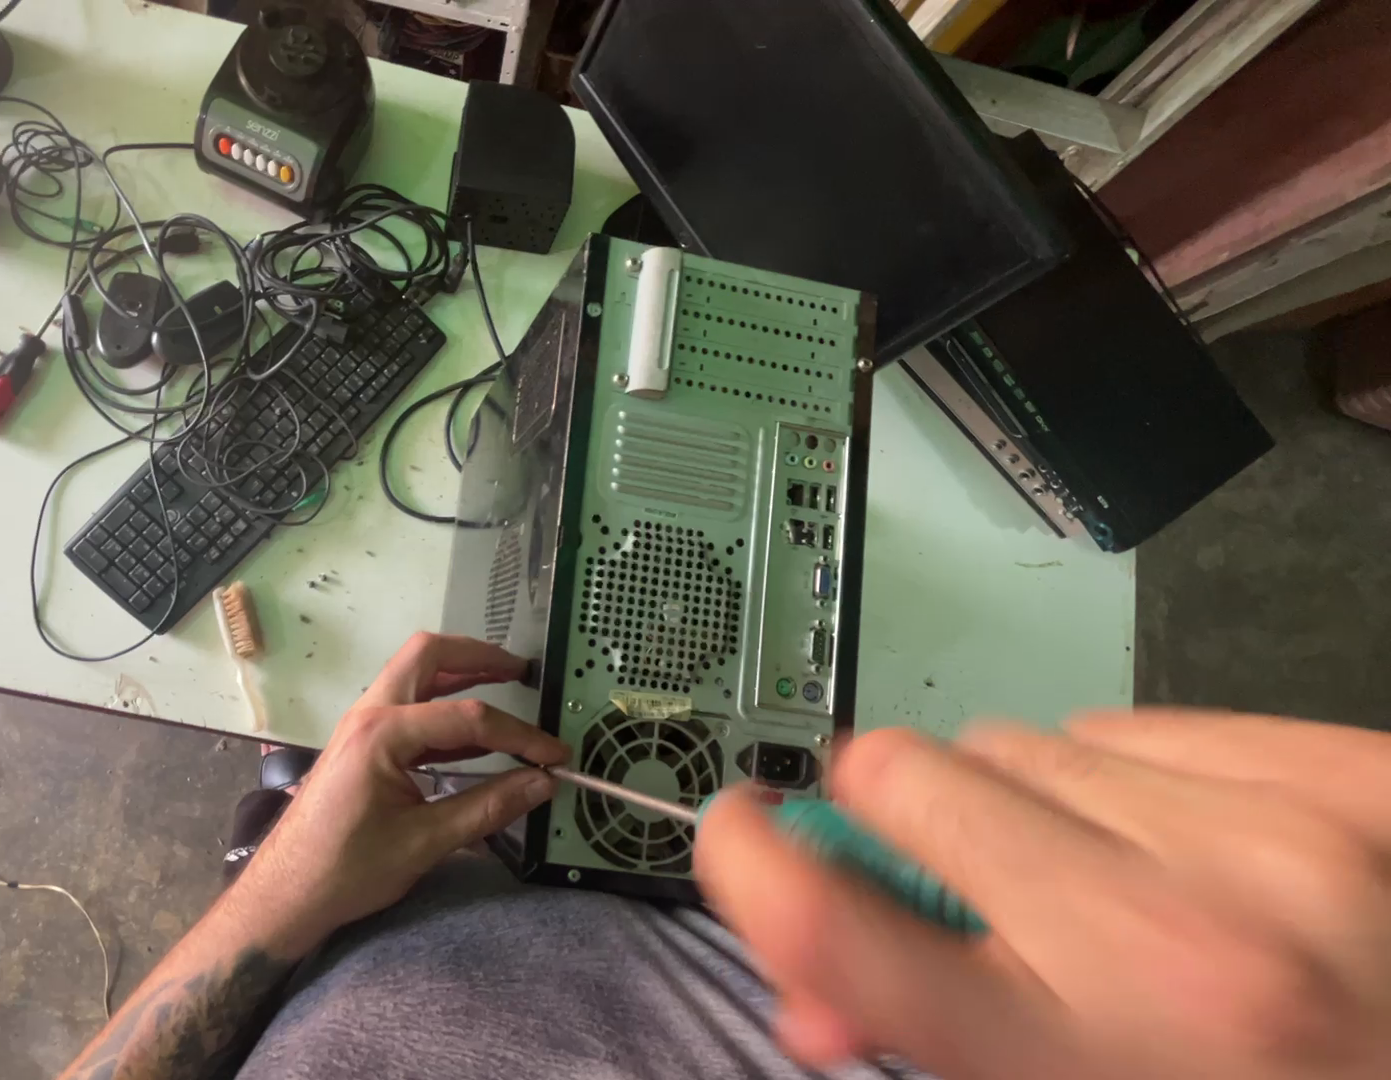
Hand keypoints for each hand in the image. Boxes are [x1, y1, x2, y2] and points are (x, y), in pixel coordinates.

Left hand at [235, 633, 566, 951]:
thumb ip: (488, 807)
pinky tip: (475, 734)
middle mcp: (370, 711)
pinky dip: (445, 706)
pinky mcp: (364, 740)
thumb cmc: (346, 871)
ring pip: (416, 673)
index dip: (519, 735)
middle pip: (429, 655)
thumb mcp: (423, 843)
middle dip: (478, 656)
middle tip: (520, 672)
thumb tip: (542, 783)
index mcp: (383, 732)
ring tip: (506, 684)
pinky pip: (410, 705)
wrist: (284, 894)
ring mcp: (363, 722)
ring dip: (461, 673)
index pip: (467, 718)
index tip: (554, 755)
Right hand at [695, 710, 1390, 1079]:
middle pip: (890, 766)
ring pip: (1003, 739)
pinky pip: (1114, 724)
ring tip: (1113, 879)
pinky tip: (1195, 849)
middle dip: (898, 810)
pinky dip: (1120, 777)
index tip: (737, 831)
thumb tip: (800, 993)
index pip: (828, 922)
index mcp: (1089, 1053)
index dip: (744, 859)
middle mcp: (1180, 942)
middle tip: (966, 872)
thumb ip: (910, 1032)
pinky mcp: (1342, 771)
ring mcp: (1274, 842)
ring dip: (1020, 799)